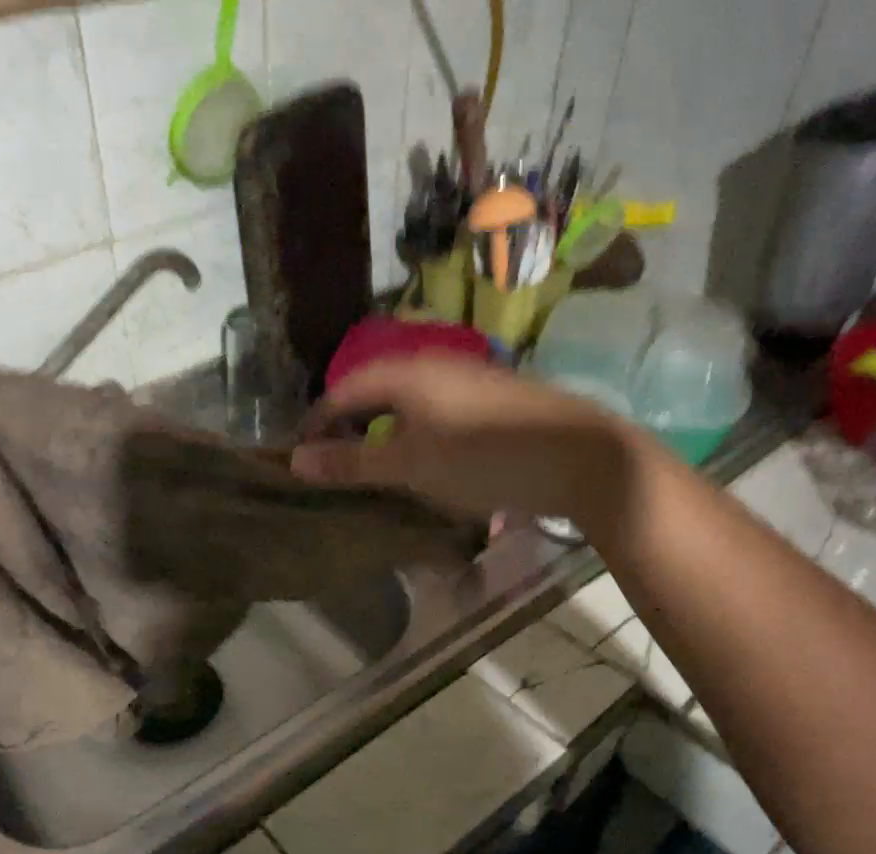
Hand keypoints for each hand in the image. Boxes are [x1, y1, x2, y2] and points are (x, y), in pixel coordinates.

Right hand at [290, 357, 645, 526]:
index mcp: (407, 373)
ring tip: (373, 462)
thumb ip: (351, 464)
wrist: (582, 457)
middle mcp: (435, 365)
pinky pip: (435, 408)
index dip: (318, 420)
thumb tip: (294, 462)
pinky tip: (423, 458)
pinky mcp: (494, 398)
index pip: (344, 389)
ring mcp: (469, 379)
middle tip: (333, 458)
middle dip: (349, 422)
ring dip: (383, 428)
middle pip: (375, 389)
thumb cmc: (483, 458)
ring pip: (408, 399)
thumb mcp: (409, 467)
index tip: (300, 453)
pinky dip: (414, 430)